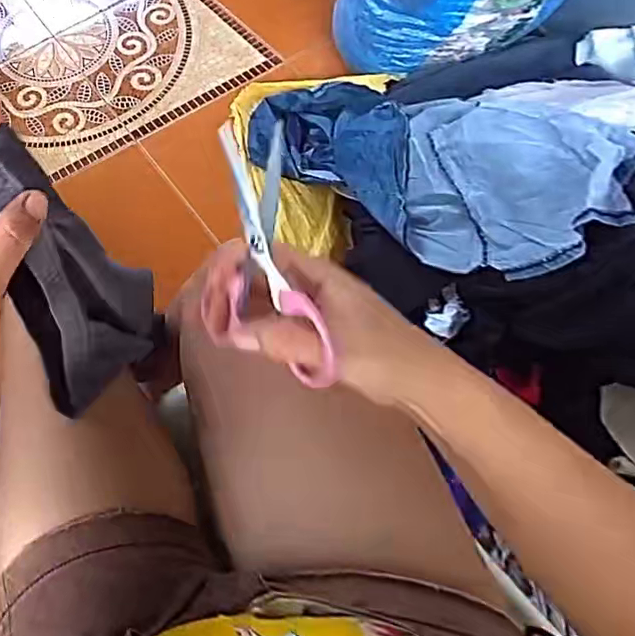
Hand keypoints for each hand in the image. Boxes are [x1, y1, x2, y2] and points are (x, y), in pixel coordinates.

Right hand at [196, 241, 446, 406]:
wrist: (426, 384)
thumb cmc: (383, 359)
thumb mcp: (330, 349)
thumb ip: (280, 339)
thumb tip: (231, 332)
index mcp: (315, 273)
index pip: (260, 251)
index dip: (231, 266)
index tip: (215, 295)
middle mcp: (309, 281)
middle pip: (255, 271)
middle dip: (226, 288)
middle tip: (208, 319)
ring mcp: (311, 302)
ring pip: (261, 294)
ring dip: (236, 306)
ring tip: (216, 328)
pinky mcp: (314, 324)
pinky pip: (273, 314)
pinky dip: (253, 322)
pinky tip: (241, 338)